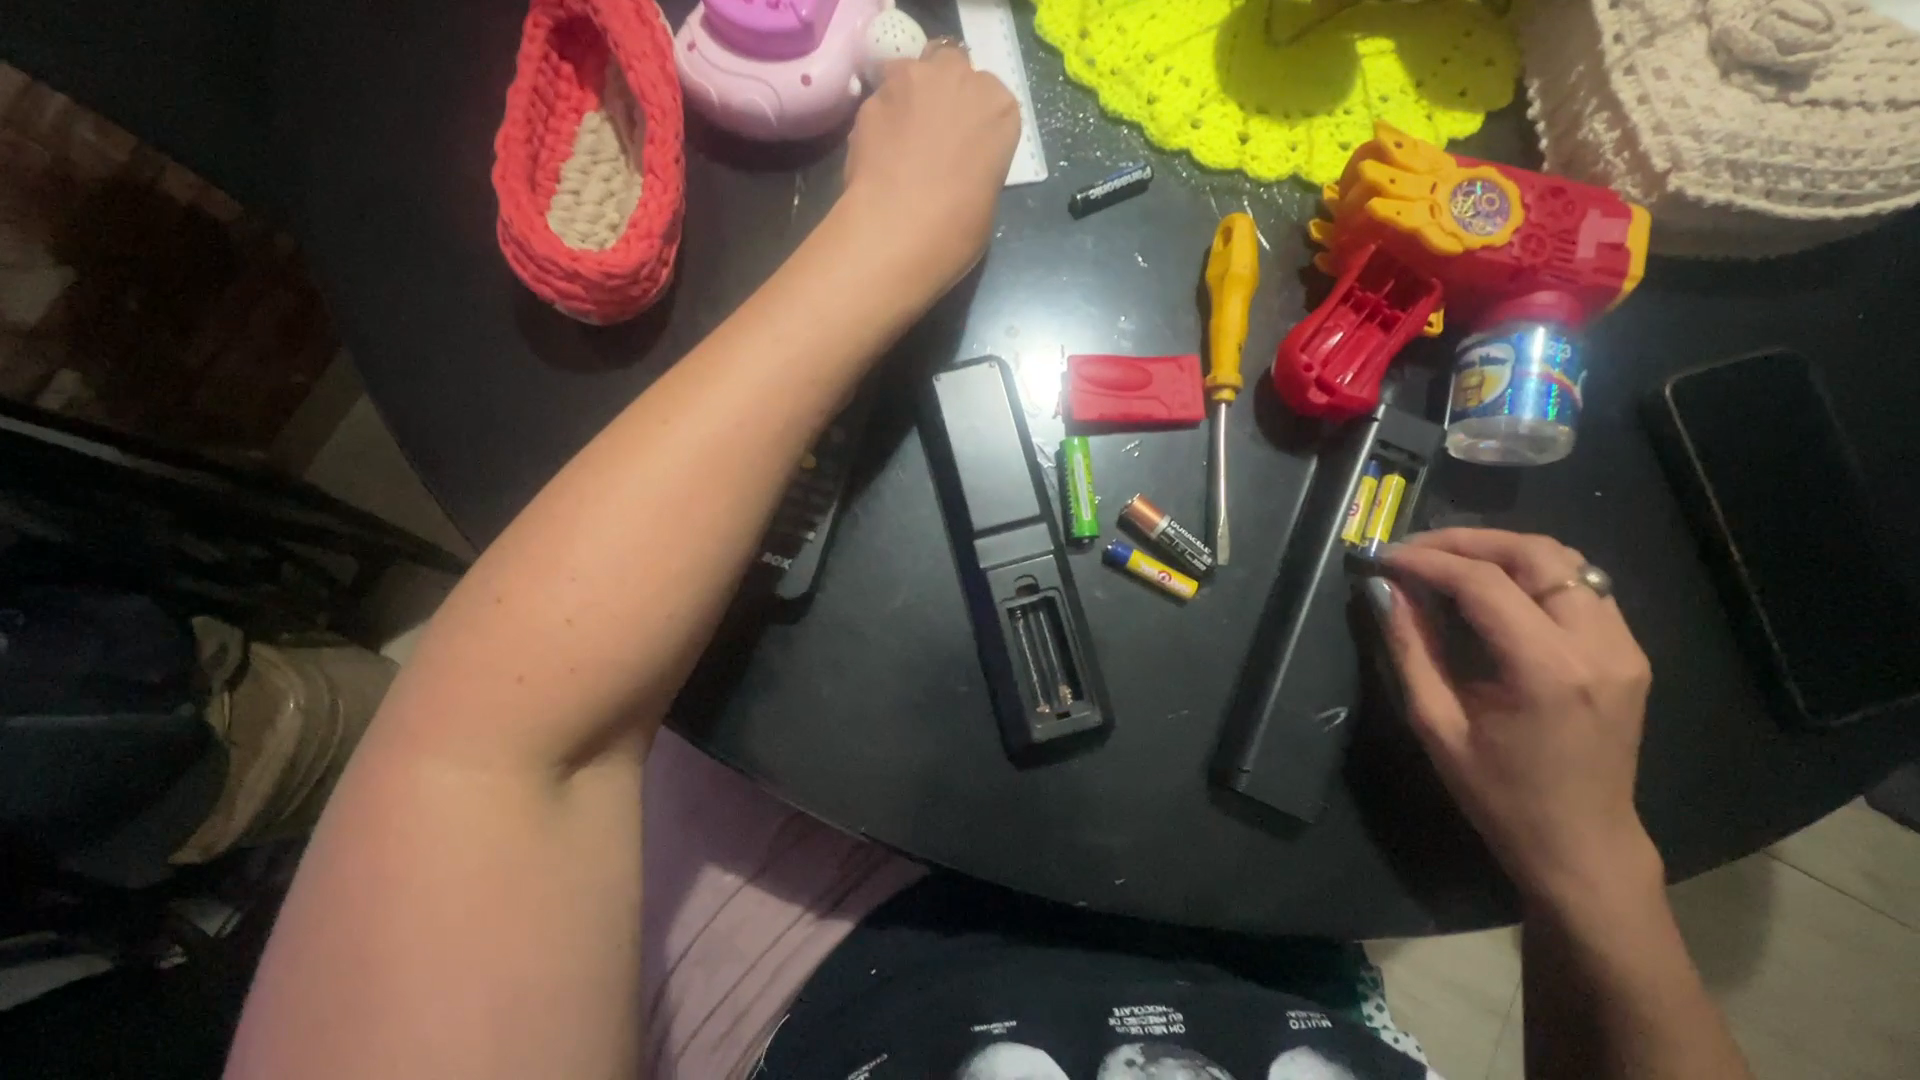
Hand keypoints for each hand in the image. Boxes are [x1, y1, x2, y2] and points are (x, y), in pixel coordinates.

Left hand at [839, 42, 1019, 291]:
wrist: (898, 231)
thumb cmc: (957, 228)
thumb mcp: (986, 196)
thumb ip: (976, 163)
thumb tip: (956, 166)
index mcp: (1000, 107)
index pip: (991, 98)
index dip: (974, 120)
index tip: (966, 145)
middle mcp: (959, 79)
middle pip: (952, 68)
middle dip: (943, 92)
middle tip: (933, 133)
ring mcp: (912, 81)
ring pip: (911, 73)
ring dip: (909, 96)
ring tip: (900, 139)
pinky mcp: (872, 97)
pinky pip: (879, 101)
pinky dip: (880, 120)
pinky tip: (877, 153)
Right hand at [1368, 529, 1660, 906]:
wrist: (1581, 844)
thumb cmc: (1498, 794)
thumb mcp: (1436, 724)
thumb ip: (1410, 648)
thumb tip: (1384, 590)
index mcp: (1547, 670)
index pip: (1484, 583)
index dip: (1427, 561)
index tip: (1383, 558)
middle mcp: (1598, 646)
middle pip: (1536, 554)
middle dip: (1467, 541)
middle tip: (1414, 551)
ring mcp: (1624, 647)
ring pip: (1565, 561)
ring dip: (1501, 551)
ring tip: (1447, 562)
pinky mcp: (1628, 653)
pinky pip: (1580, 587)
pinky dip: (1531, 573)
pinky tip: (1492, 588)